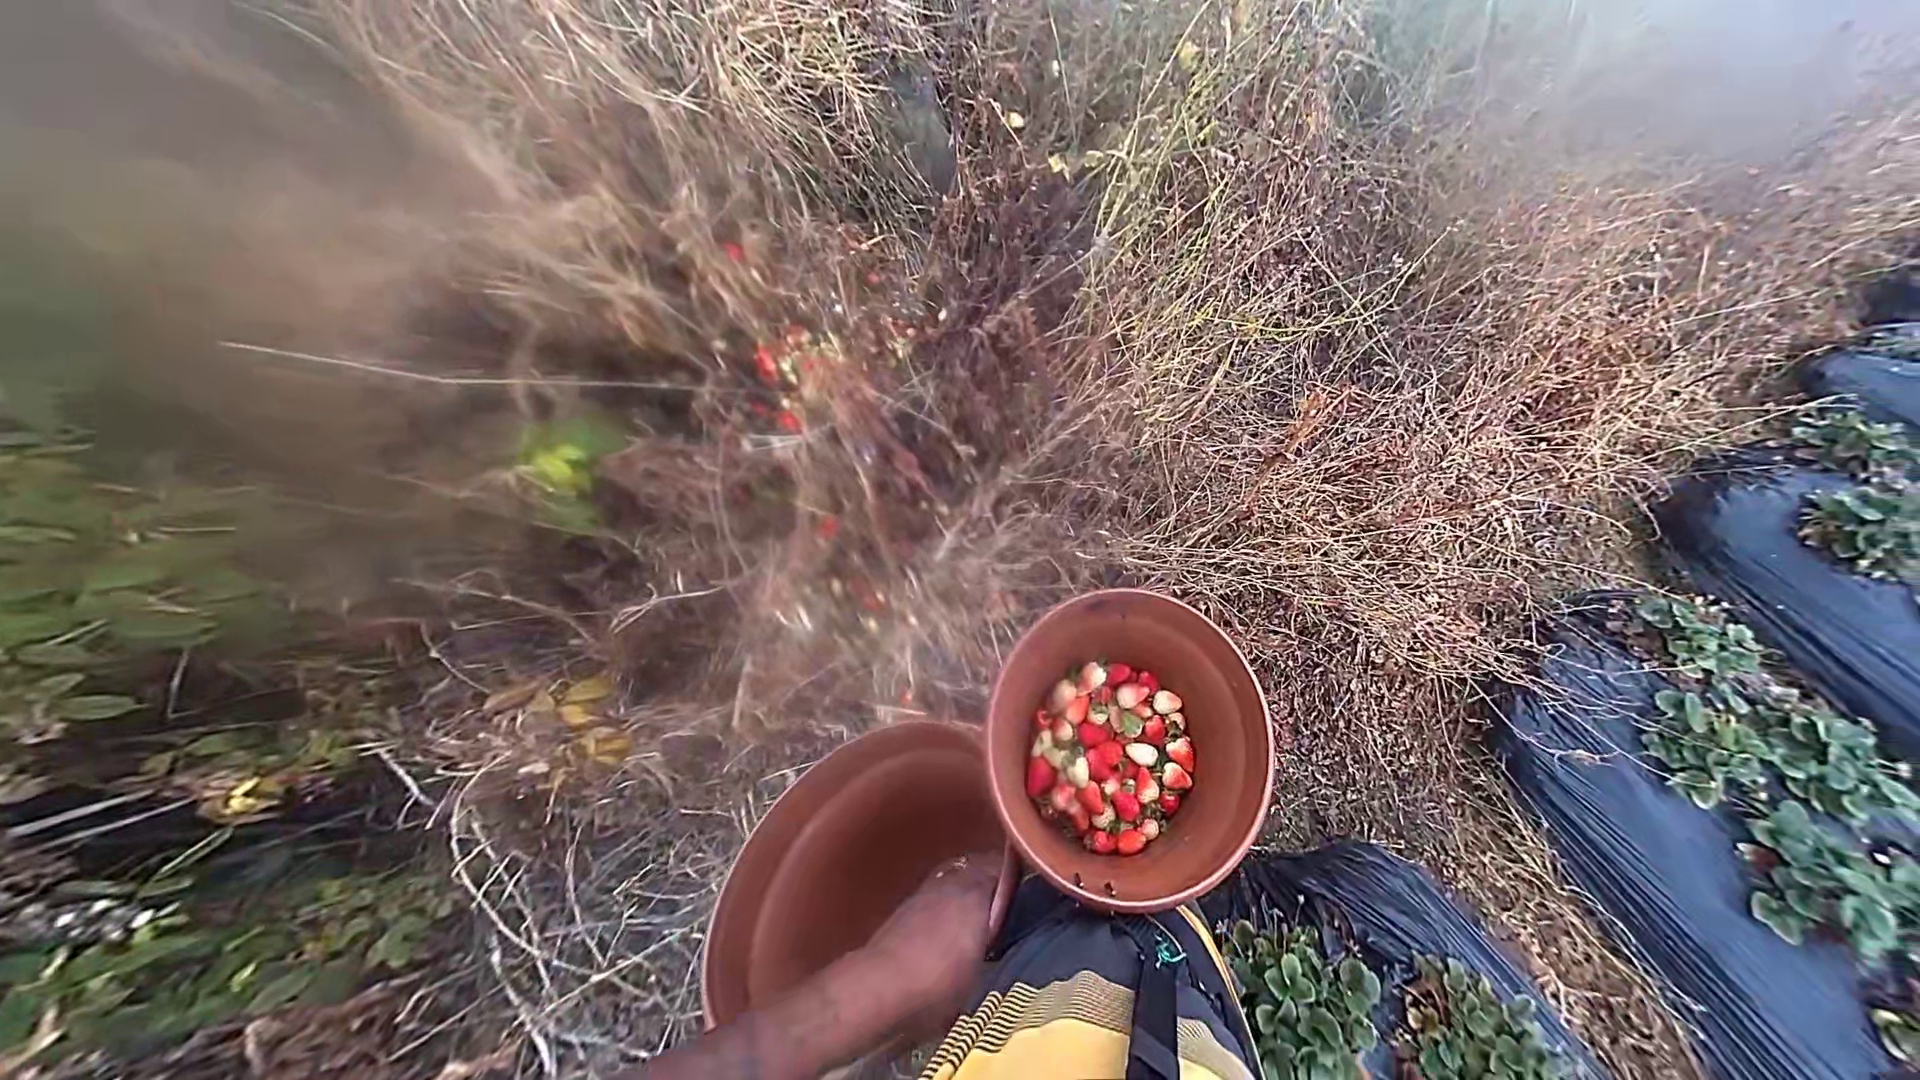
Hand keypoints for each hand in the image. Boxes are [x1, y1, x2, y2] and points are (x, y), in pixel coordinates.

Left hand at [861, 851, 999, 1021]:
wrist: (880, 984)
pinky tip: (950, 919)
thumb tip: (999, 936)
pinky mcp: (909, 902)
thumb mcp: (979, 973)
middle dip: (993, 877)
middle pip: (980, 865)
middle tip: (1006, 897)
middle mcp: (954, 881)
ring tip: (978, 908)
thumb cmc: (937, 984)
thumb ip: (993, 944)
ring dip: (969, 884)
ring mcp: (929, 888)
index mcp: (976, 893)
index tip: (1027, 890)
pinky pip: (939, 887)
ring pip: (958, 874)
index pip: (1003, 870)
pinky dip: (949, 896)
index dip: (1015, 879)